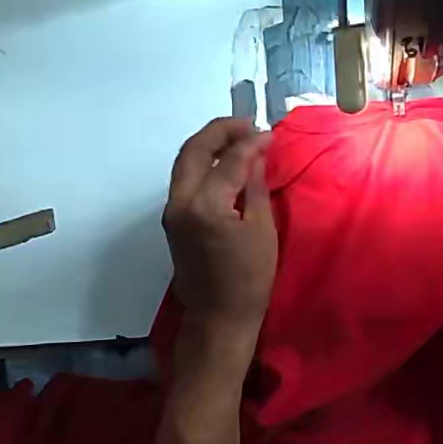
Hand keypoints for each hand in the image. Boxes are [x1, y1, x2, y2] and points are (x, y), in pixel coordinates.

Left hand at [163, 118, 277, 361]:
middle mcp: (180, 203)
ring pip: (184, 163)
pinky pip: (184, 179)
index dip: (251, 143)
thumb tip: (256, 153)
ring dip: (208, 145)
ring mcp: (171, 212)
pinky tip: (224, 163)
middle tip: (248, 125)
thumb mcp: (262, 231)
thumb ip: (254, 186)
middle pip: (193, 150)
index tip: (271, 134)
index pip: (228, 160)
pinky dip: (202, 164)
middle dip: (219, 131)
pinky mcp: (172, 221)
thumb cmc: (249, 280)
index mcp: (204, 206)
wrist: (218, 319)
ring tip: (238, 139)